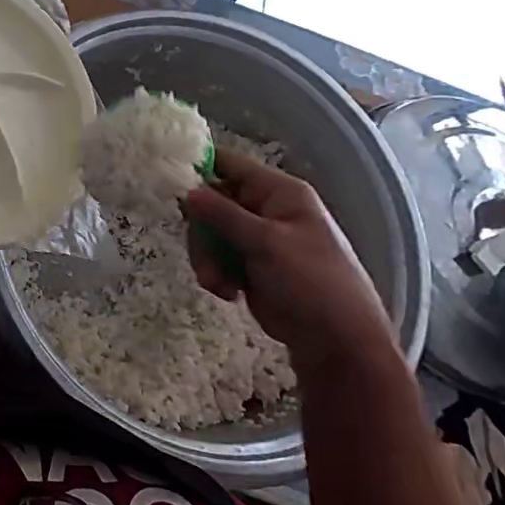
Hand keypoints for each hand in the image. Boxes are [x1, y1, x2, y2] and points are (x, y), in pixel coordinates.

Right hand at [183, 151, 395, 373]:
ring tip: (220, 284)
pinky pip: (217, 258)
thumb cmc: (311, 281)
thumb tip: (187, 191)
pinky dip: (216, 275)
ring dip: (207, 259)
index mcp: (278, 192)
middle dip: (202, 233)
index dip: (198, 168)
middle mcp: (265, 209)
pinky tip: (229, 293)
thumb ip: (224, 215)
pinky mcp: (248, 265)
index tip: (169, 184)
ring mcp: (256, 239)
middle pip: (212, 203)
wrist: (335, 340)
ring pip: (210, 235)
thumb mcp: (266, 244)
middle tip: (205, 258)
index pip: (230, 164)